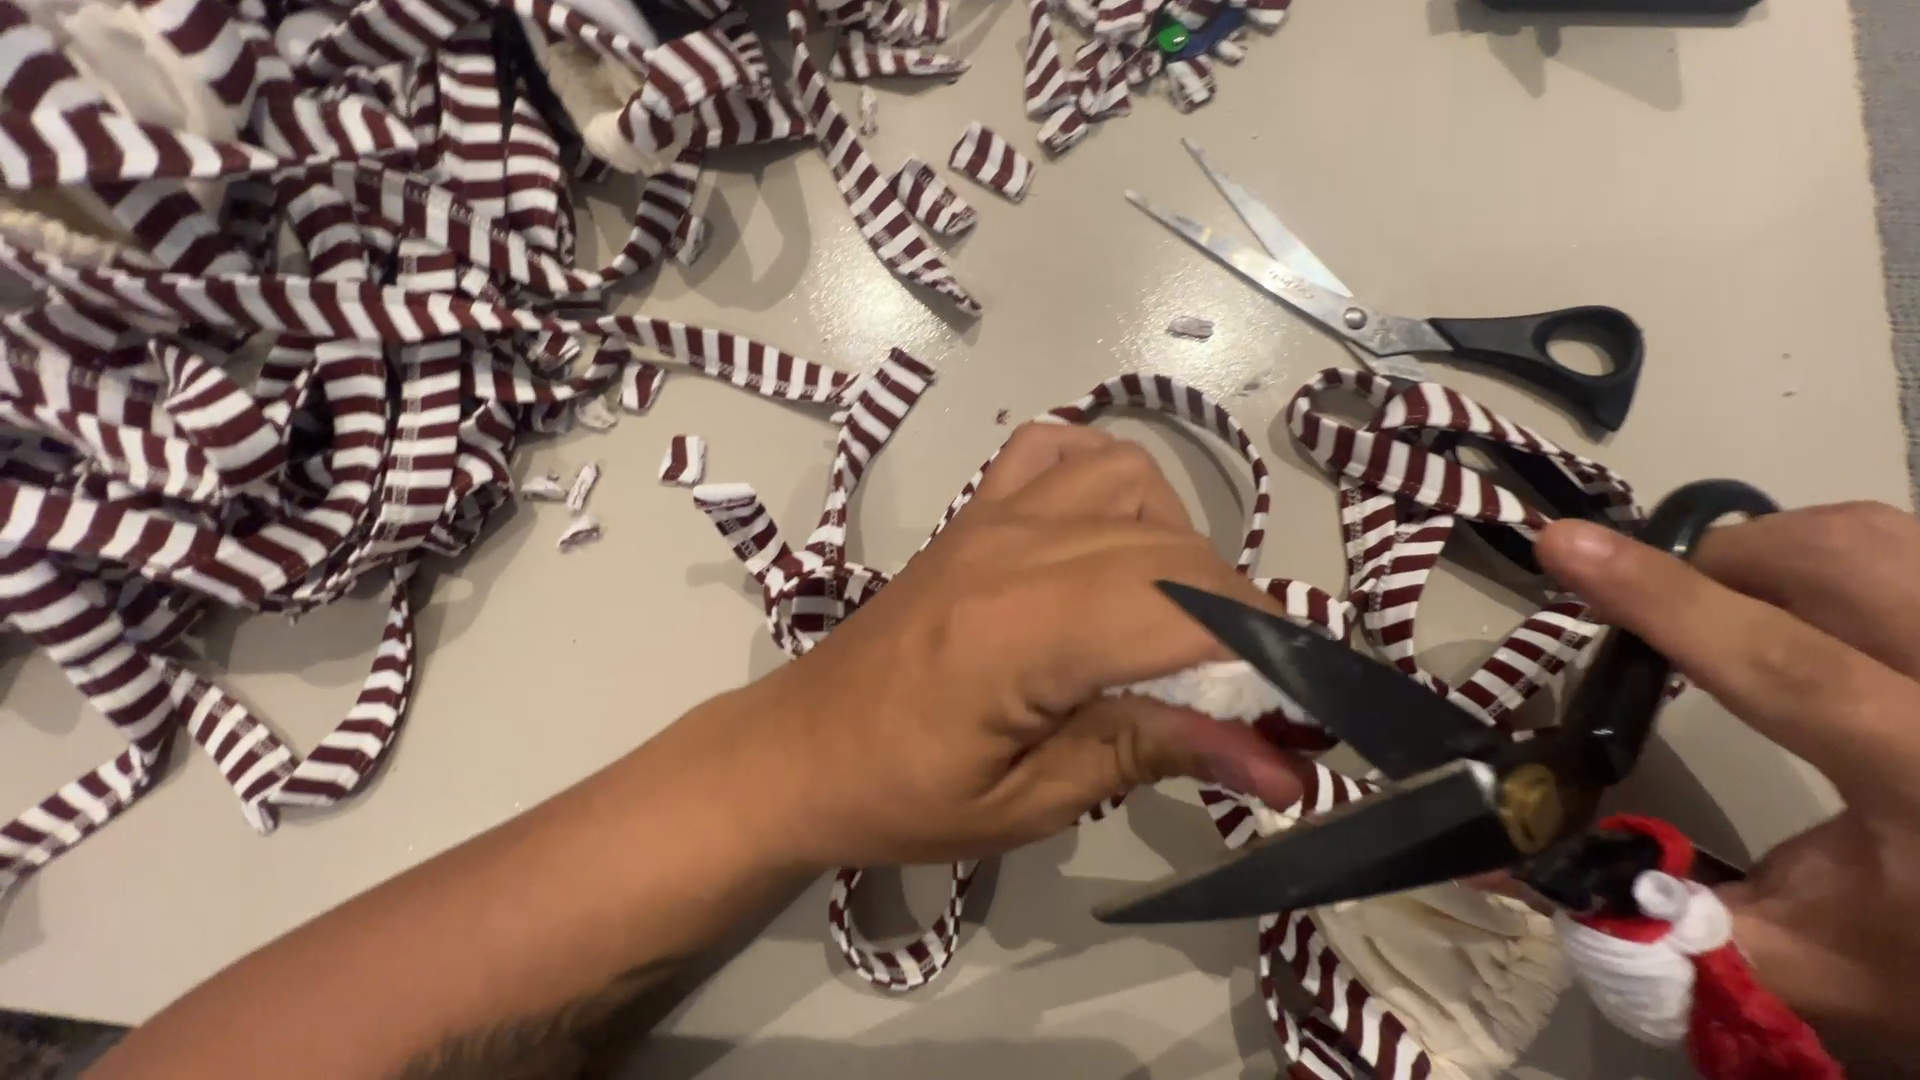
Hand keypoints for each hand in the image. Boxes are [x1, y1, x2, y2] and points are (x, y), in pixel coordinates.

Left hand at [713, 423, 1308, 870]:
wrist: (801, 747)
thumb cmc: (902, 794)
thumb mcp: (1028, 802)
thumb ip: (1147, 754)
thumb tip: (1280, 767)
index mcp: (1019, 631)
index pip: (1179, 609)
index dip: (1260, 654)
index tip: (1296, 713)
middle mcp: (1012, 549)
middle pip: (1170, 549)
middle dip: (1235, 619)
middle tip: (1241, 694)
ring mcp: (991, 516)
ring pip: (1131, 482)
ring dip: (1180, 547)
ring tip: (1169, 619)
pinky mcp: (975, 510)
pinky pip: (1063, 452)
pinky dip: (1111, 482)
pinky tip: (1110, 537)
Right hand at [1538, 502, 1919, 1064]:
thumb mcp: (1804, 963)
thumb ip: (1652, 913)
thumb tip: (1496, 869)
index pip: (1784, 668)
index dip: (1662, 601)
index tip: (1561, 545)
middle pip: (1843, 561)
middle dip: (1720, 561)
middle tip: (1661, 604)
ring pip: (1878, 537)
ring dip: (1771, 554)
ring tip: (1726, 605)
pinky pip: (1907, 548)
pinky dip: (1826, 564)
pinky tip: (1804, 618)